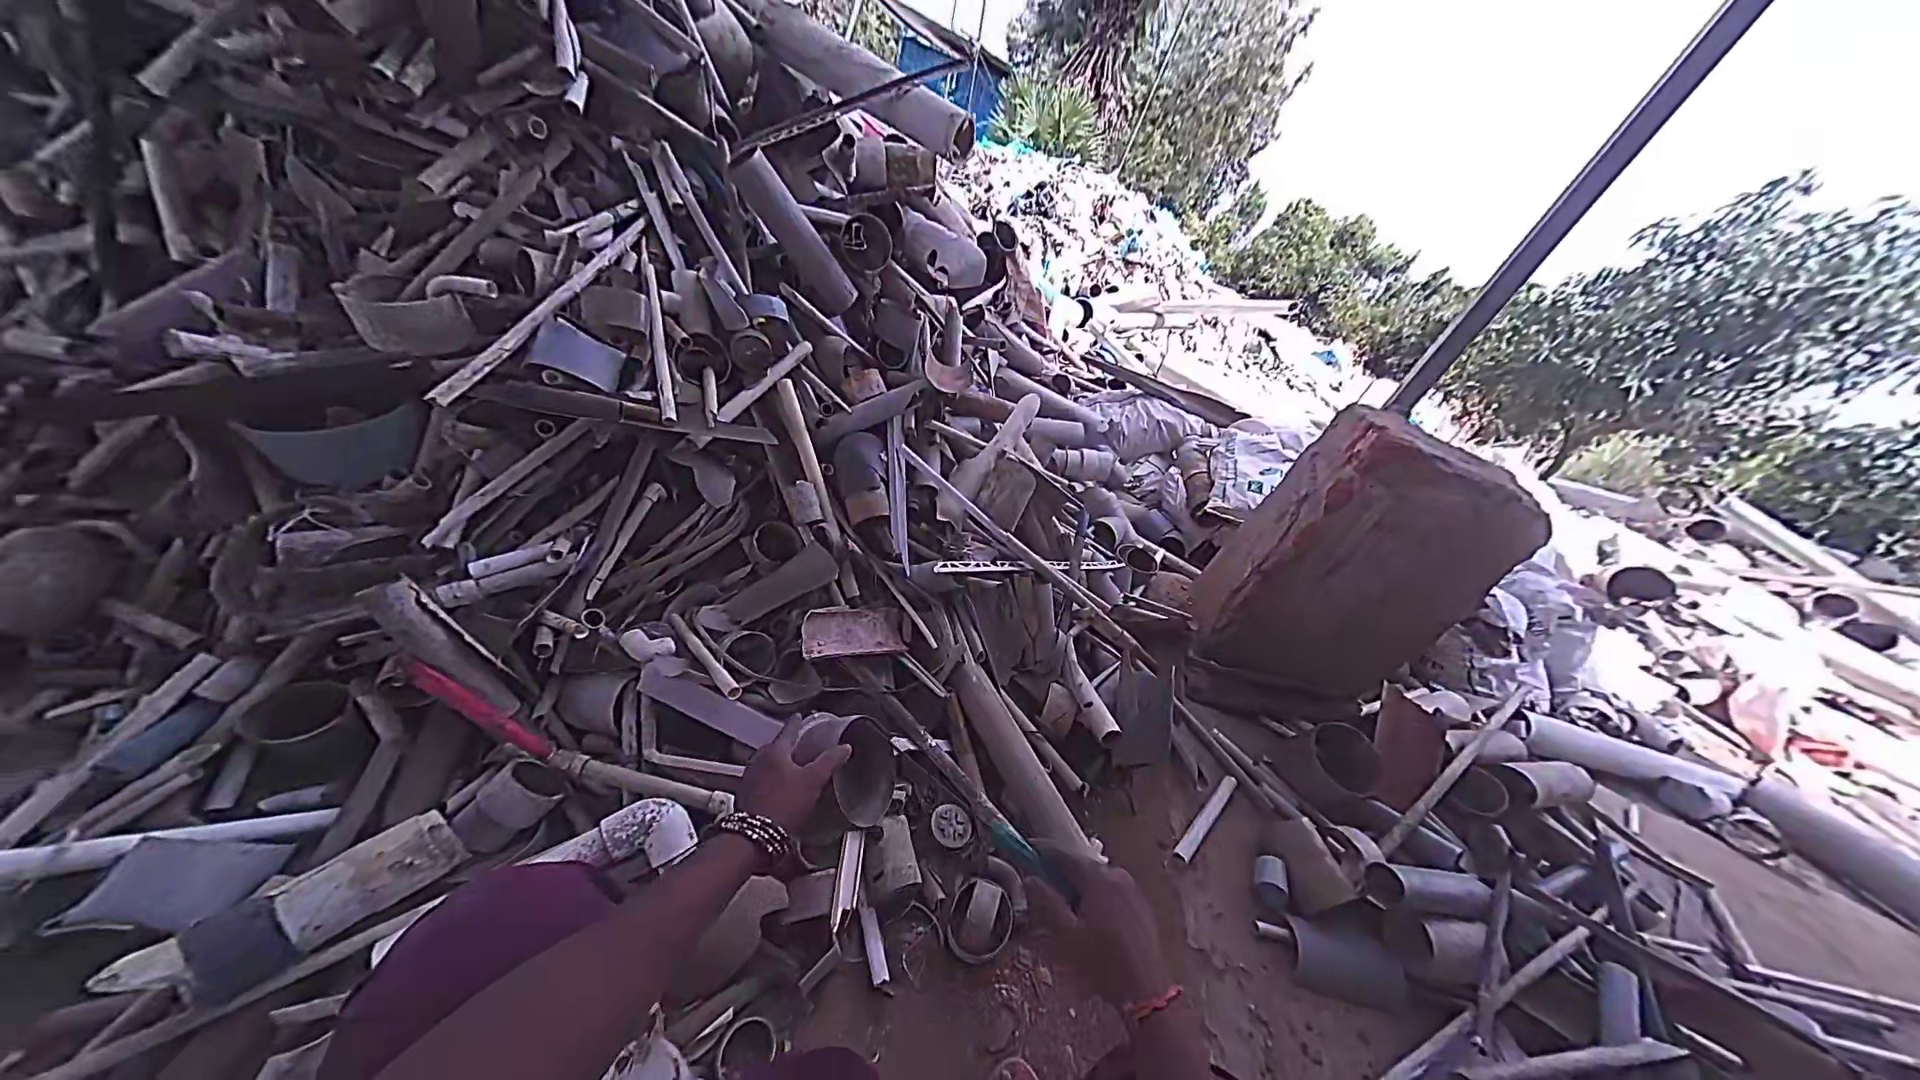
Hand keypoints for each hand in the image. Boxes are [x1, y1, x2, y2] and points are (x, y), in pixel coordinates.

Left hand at [735, 716, 850, 832]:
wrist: (755, 838)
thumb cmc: (784, 805)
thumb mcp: (814, 780)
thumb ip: (830, 761)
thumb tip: (844, 747)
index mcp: (774, 752)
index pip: (788, 730)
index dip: (796, 723)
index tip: (799, 717)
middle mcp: (758, 761)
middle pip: (775, 747)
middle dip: (787, 746)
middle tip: (799, 746)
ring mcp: (748, 779)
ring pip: (766, 764)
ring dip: (778, 764)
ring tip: (791, 770)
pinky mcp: (744, 797)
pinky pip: (760, 781)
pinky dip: (770, 781)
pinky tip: (779, 791)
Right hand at [1024, 841, 1174, 1005]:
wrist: (1145, 990)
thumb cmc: (1102, 962)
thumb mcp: (1066, 933)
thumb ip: (1047, 901)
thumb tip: (1031, 879)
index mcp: (1097, 877)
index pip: (1064, 855)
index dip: (1043, 852)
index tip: (1029, 851)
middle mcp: (1117, 876)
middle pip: (1082, 866)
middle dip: (1063, 875)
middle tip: (1047, 889)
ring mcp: (1132, 890)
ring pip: (1098, 879)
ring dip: (1081, 888)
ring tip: (1070, 911)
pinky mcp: (1141, 906)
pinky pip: (1114, 892)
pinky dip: (1099, 898)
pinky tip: (1094, 921)